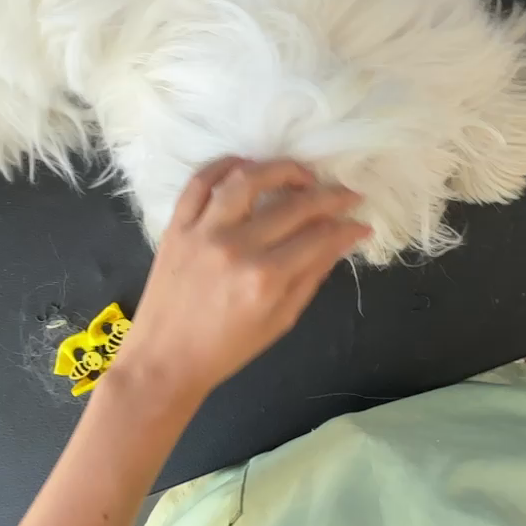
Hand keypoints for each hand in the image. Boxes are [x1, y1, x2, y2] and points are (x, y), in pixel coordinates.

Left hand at [112, 158, 369, 405]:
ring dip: (280, 169)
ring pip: (247, 179)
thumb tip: (342, 240)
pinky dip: (224, 165)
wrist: (165, 360)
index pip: (319, 237)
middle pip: (293, 205)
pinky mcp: (176, 227)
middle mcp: (236, 247)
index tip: (360, 221)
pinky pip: (199, 182)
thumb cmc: (227, 349)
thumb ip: (312, 276)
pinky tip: (247, 165)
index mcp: (265, 279)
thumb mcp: (280, 320)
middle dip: (329, 195)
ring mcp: (202, 232)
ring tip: (300, 175)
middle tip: (345, 193)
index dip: (347, 226)